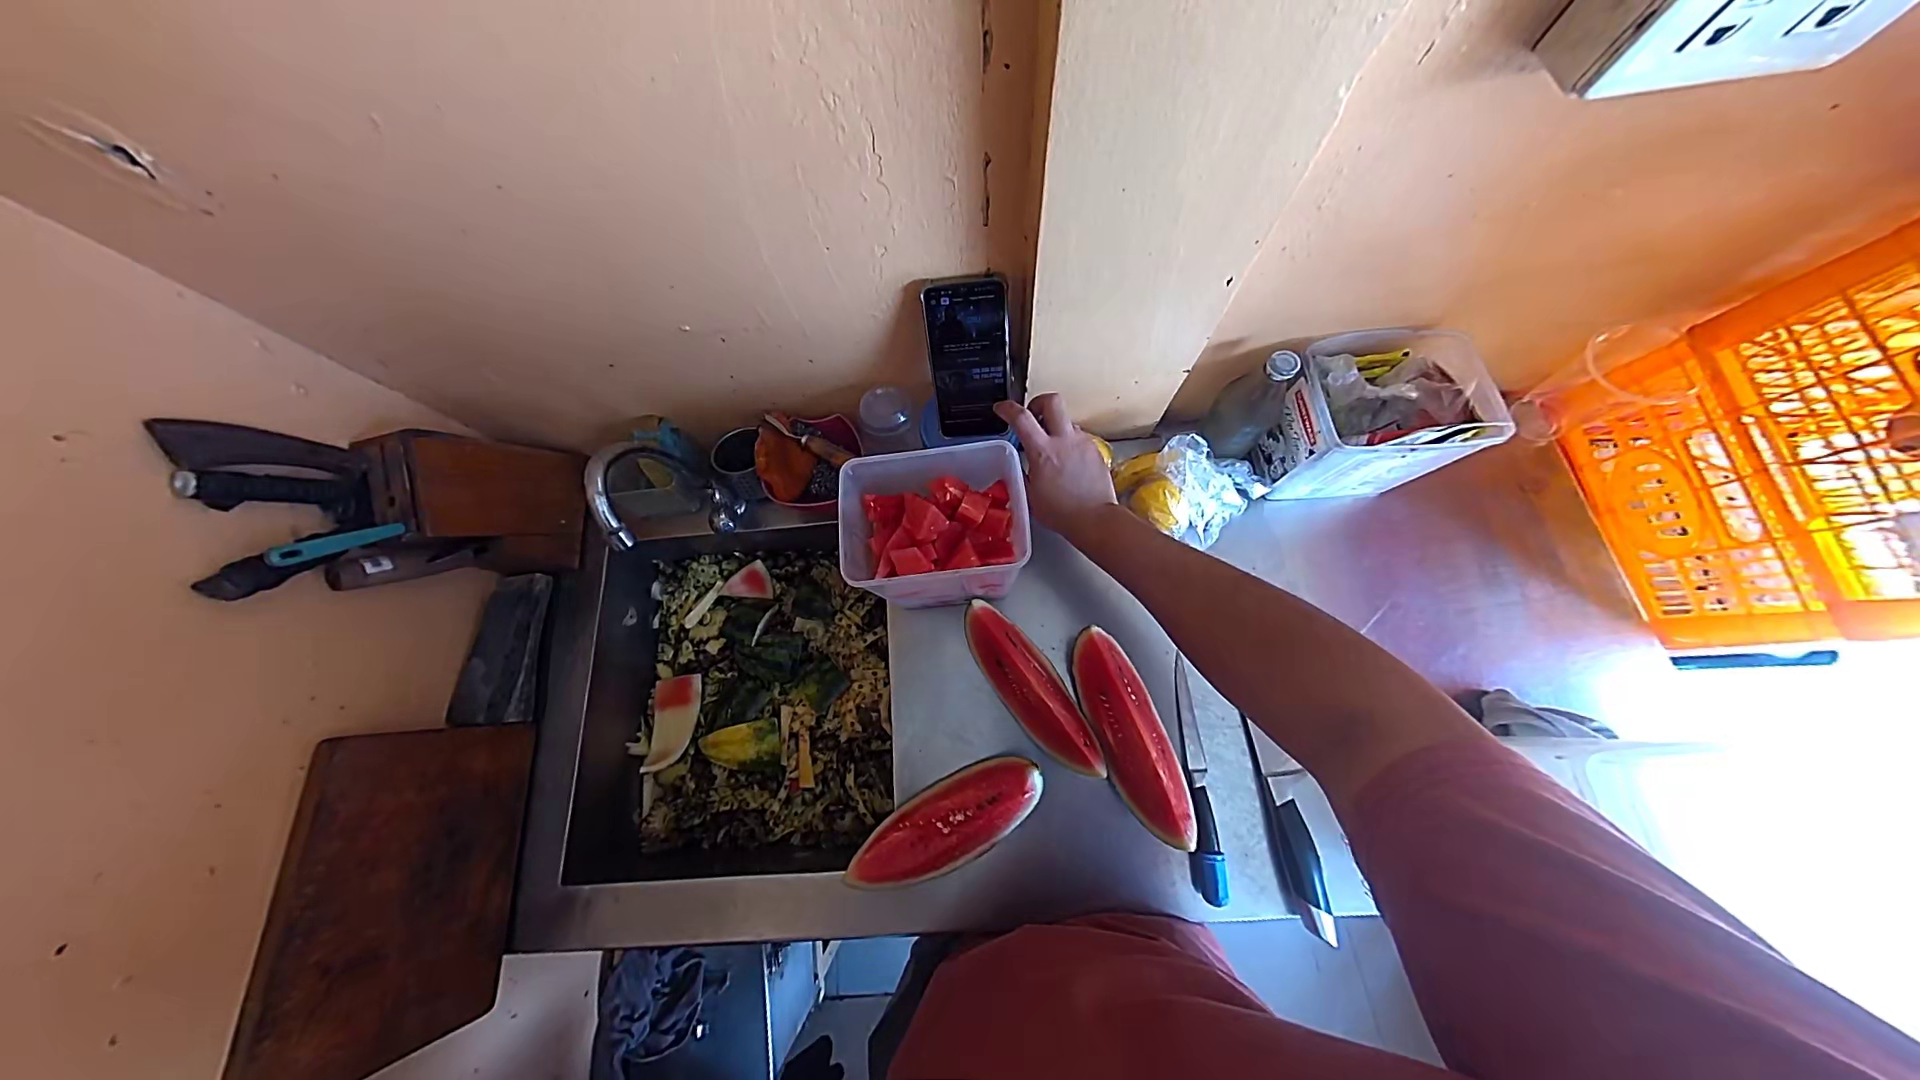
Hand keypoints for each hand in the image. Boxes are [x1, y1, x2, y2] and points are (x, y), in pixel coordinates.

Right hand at [994, 394, 1116, 542]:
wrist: (1095, 519)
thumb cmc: (1063, 512)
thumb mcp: (1031, 494)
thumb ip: (1024, 472)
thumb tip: (1021, 463)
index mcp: (1043, 451)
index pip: (1021, 417)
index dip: (1008, 408)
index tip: (1002, 409)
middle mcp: (1065, 441)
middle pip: (1052, 400)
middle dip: (1038, 403)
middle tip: (1033, 416)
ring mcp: (1083, 443)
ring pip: (1066, 421)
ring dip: (1056, 427)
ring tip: (1051, 448)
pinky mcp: (1095, 451)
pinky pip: (1079, 437)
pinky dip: (1070, 443)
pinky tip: (1067, 462)